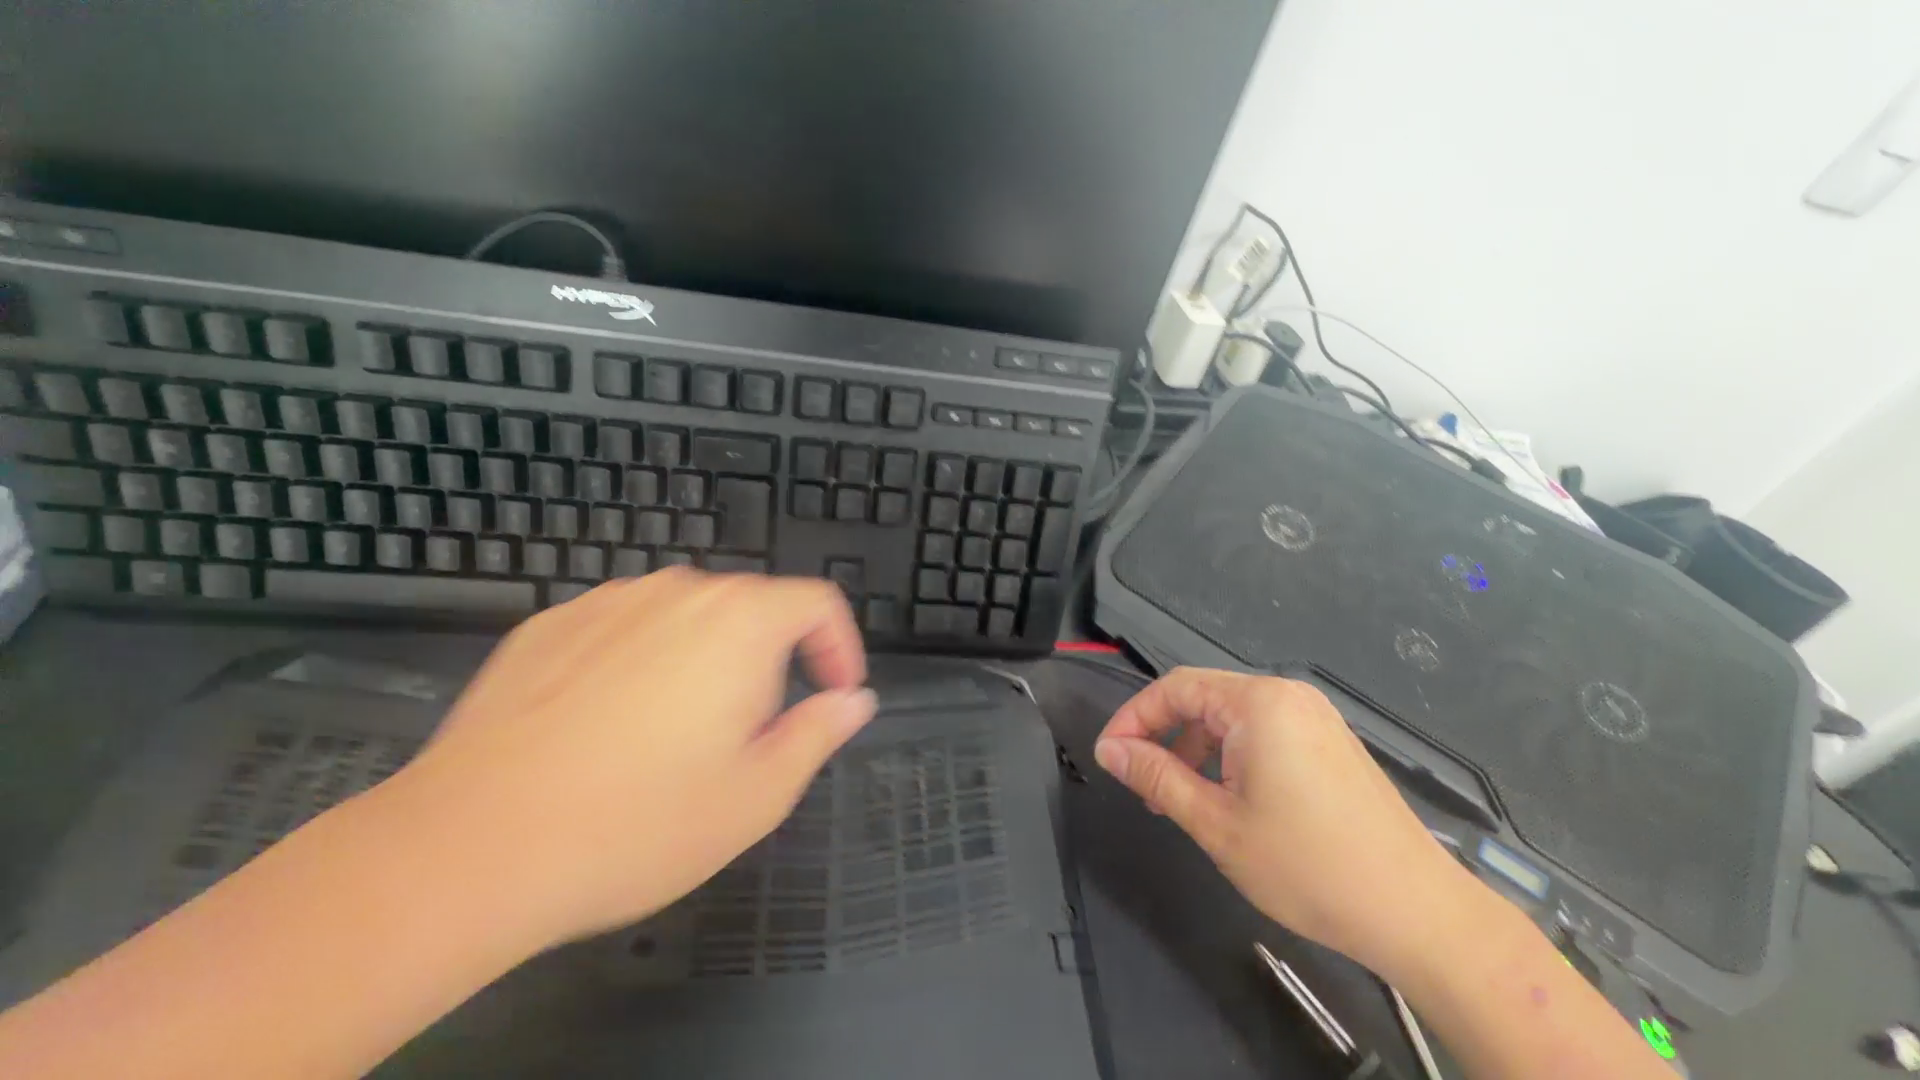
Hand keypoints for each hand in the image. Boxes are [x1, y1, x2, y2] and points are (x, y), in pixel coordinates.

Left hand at [385, 568, 875, 945]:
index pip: (817, 603)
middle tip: (748, 739)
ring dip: (701, 664)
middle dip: (767, 664)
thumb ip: (818, 732)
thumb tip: (853, 699)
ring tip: (672, 742)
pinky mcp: (544, 628)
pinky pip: (619, 634)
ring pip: (681, 621)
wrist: (471, 846)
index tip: (834, 696)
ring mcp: (601, 604)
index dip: (840, 646)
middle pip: (747, 610)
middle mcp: (673, 592)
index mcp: (738, 621)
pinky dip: (637, 667)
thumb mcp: (758, 795)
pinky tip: (606, 734)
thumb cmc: (639, 824)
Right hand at [1094, 668, 1479, 975]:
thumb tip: (1111, 750)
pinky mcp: (1332, 746)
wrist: (1414, 910)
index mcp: (1259, 704)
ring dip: (1197, 751)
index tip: (1109, 756)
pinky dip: (1233, 759)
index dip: (1134, 717)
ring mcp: (1317, 720)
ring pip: (1234, 720)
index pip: (1176, 687)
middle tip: (1143, 787)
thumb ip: (1157, 778)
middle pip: (1205, 699)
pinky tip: (1229, 803)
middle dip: (1165, 737)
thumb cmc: (1307, 865)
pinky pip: (1265, 735)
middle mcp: (1290, 698)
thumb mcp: (1216, 823)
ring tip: (1182, 803)